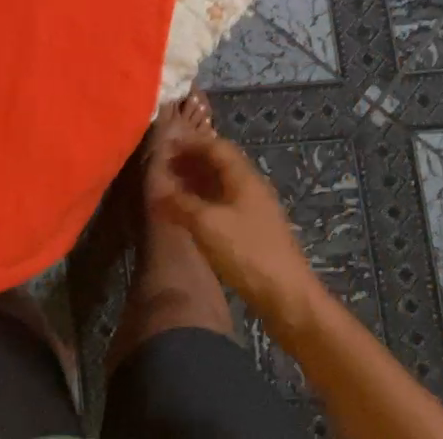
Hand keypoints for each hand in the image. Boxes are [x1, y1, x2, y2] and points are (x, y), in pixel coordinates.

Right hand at [150, 128, 322, 332]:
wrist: (287, 298)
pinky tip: (188, 215)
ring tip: (170, 189)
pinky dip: (203, 202)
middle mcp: (251, 188)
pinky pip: (224, 205)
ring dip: (196, 183)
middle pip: (219, 164)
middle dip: (190, 162)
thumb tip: (155, 190)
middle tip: (162, 168)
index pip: (215, 146)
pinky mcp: (253, 231)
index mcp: (244, 178)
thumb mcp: (206, 224)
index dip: (189, 143)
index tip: (163, 147)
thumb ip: (179, 203)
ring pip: (221, 186)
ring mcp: (254, 211)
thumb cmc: (247, 252)